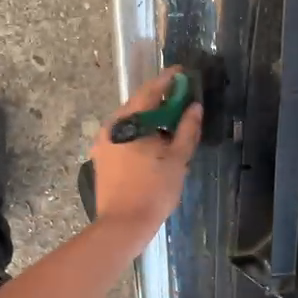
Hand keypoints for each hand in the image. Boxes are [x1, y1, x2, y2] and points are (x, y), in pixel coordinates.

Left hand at [88, 67, 203, 234]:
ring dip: (151, 120)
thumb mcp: (177, 158)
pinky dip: (141, 134)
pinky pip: (125, 137)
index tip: (183, 73)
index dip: (169, 80)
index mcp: (128, 121)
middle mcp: (111, 127)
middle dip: (160, 101)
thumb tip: (195, 108)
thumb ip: (187, 129)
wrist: (123, 225)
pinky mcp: (103, 159)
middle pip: (138, 106)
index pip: (150, 91)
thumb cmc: (153, 190)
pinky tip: (155, 144)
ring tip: (171, 124)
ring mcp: (104, 144)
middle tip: (181, 99)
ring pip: (131, 123)